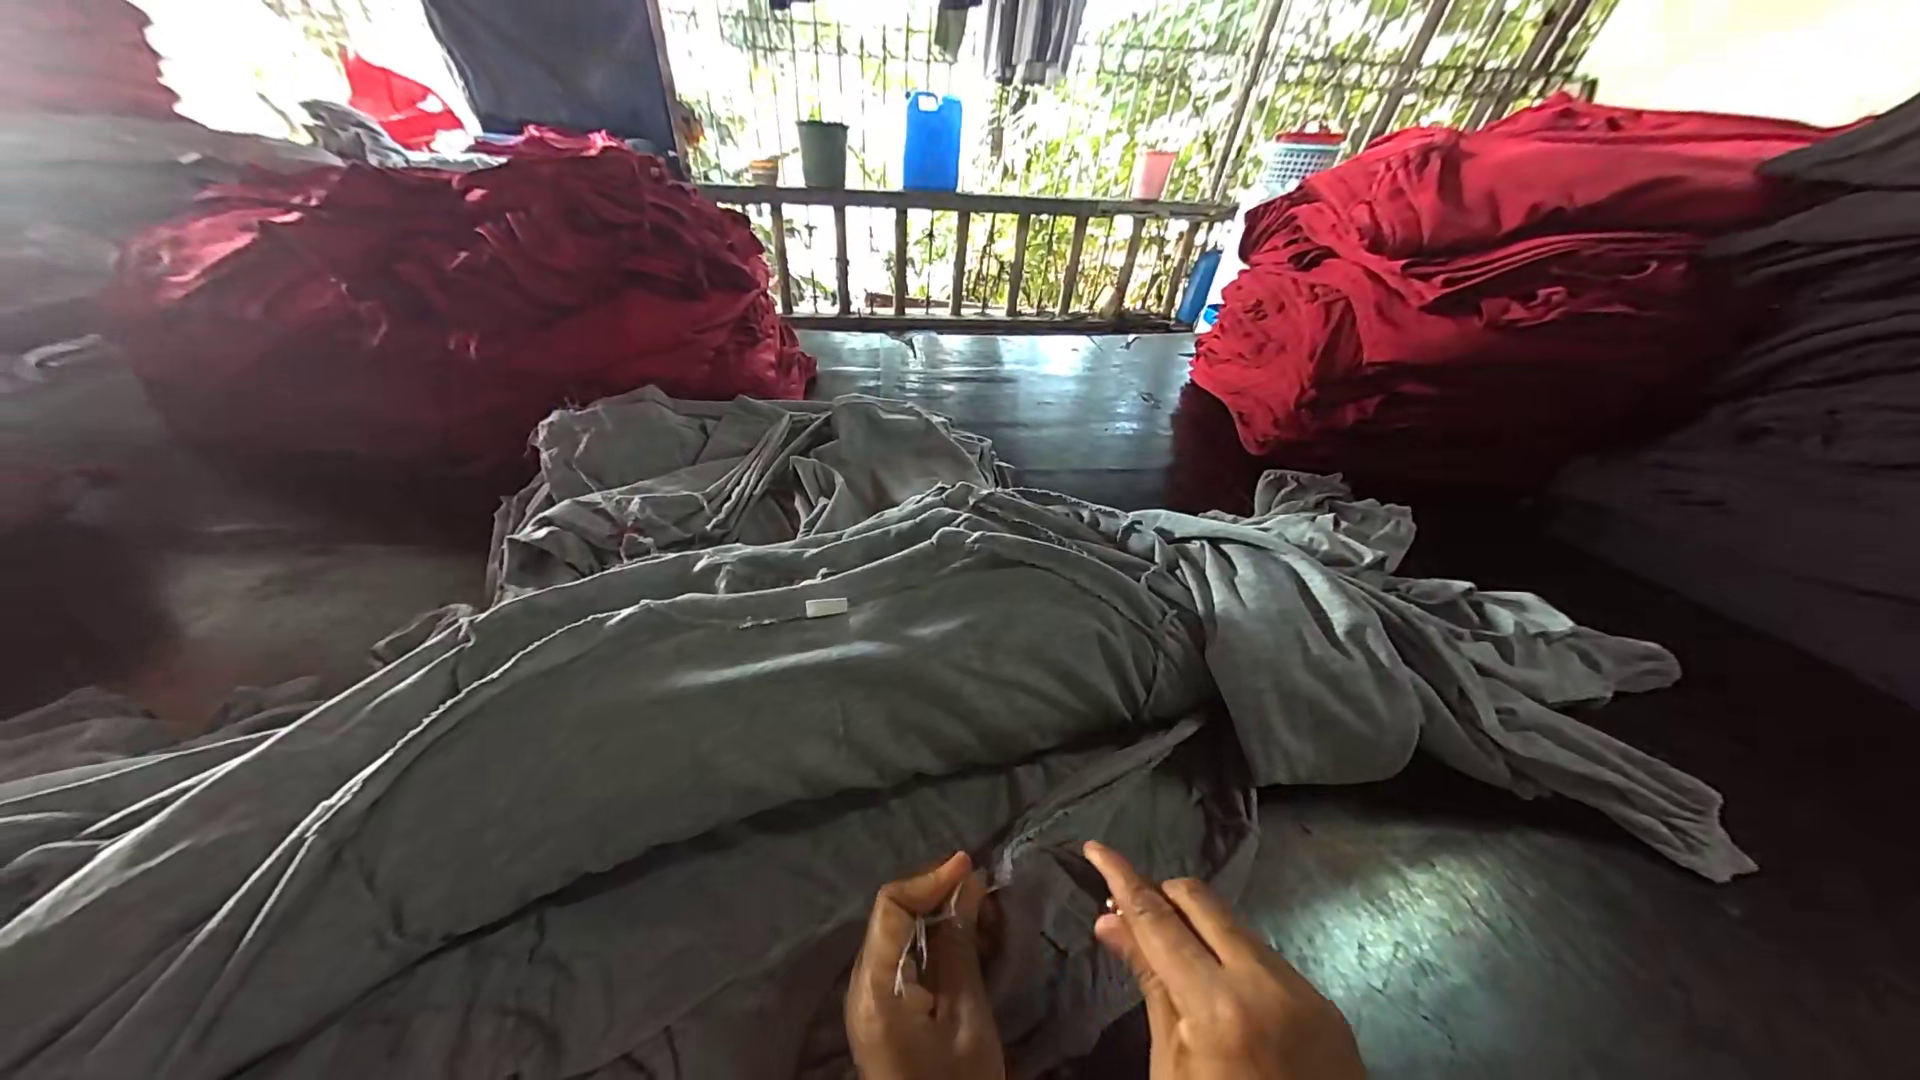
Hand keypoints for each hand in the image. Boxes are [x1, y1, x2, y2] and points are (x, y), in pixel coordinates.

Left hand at [847, 852, 1004, 1079]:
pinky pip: (905, 951)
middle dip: (937, 891)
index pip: (890, 905)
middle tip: (980, 886)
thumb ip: (960, 944)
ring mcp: (869, 993)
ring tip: (980, 908)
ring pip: (899, 929)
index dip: (929, 877)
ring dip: (938, 912)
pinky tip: (966, 937)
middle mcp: (861, 983)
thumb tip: (968, 881)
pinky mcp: (882, 1003)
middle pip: (891, 912)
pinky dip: (934, 936)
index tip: (968, 865)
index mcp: (875, 988)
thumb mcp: (967, 1018)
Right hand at [1084, 841, 1365, 1079]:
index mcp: (1218, 1006)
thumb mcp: (1172, 1068)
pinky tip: (1216, 983)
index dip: (1121, 877)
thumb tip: (1110, 921)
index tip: (1096, 848)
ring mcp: (1302, 991)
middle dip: (1159, 893)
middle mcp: (1264, 983)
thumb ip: (1149, 984)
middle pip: (1198, 899)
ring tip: (1170, 951)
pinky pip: (1264, 955)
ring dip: (1195, 924)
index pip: (1156, 918)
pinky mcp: (1325, 1005)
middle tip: (1129, 910)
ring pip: (1233, 923)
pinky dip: (1230, 954)